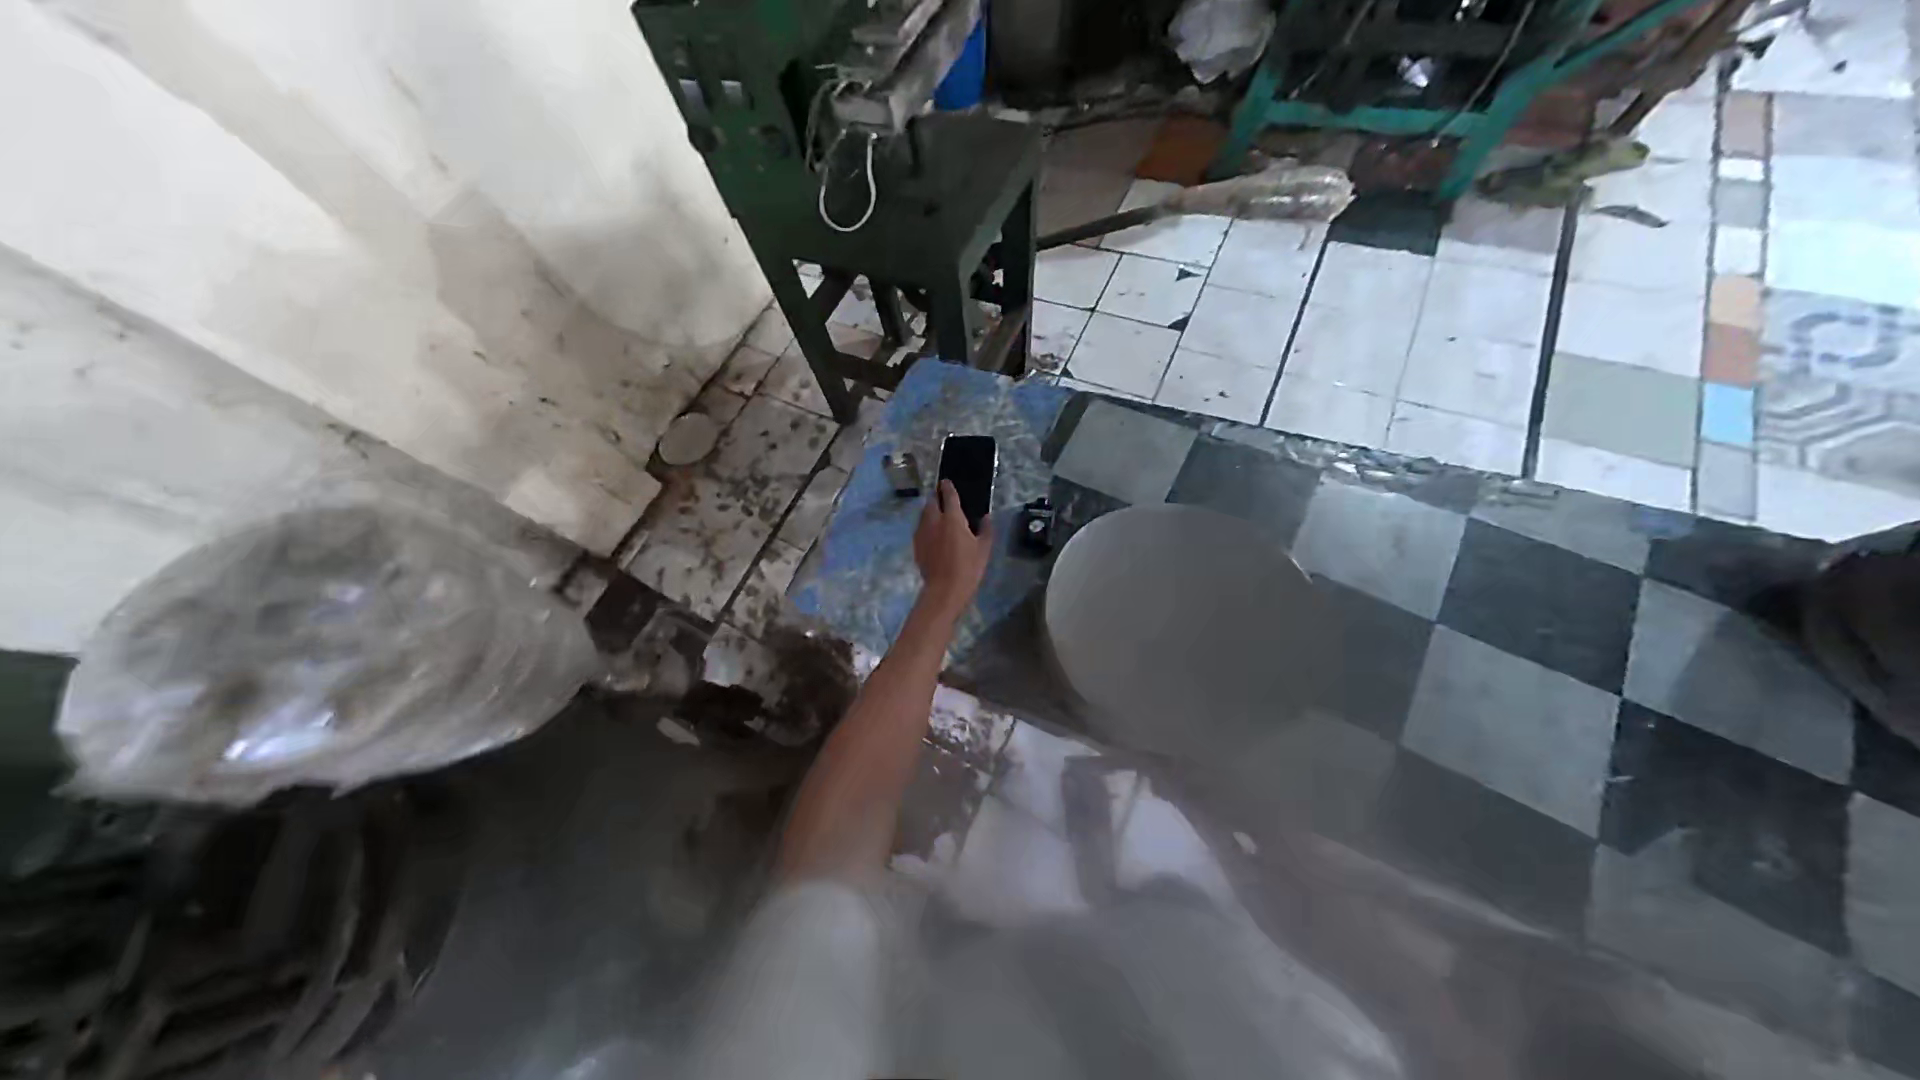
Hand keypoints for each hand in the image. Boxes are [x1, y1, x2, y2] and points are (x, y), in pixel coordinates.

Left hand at [914, 480, 993, 618]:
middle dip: (936, 498)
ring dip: (929, 511)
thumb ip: (986, 530)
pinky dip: (926, 526)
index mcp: (952, 518)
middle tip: (942, 499)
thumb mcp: (984, 549)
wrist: (944, 590)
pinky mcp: (916, 545)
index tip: (946, 482)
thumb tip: (986, 517)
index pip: (948, 496)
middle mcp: (934, 521)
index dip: (948, 487)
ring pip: (923, 515)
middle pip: (931, 502)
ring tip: (937, 515)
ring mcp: (922, 533)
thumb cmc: (968, 568)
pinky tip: (932, 534)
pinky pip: (920, 529)